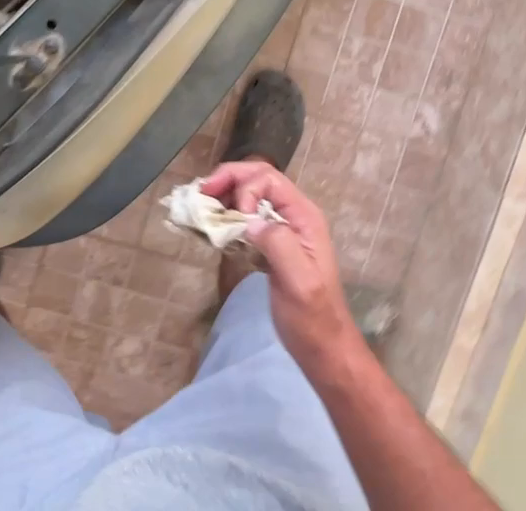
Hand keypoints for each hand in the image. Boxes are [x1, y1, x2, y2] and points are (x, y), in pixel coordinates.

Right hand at [200, 160, 355, 367]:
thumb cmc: (313, 316)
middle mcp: (294, 215)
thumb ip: (278, 243)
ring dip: (225, 195)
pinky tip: (213, 226)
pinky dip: (227, 215)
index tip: (232, 217)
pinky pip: (247, 217)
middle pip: (258, 179)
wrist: (323, 347)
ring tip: (202, 206)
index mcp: (304, 216)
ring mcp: (283, 228)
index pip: (269, 179)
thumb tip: (249, 219)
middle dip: (228, 180)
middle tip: (202, 193)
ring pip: (250, 195)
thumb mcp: (299, 281)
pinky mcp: (271, 244)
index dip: (244, 188)